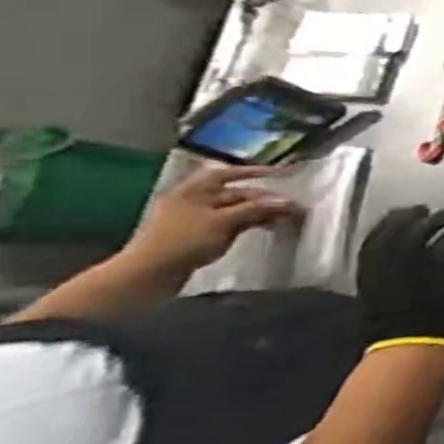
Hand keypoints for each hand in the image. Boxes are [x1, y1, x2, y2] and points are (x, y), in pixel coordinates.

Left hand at [120, 164, 300, 277]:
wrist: (151, 272)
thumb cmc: (184, 240)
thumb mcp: (222, 222)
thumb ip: (254, 210)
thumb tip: (286, 202)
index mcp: (192, 191)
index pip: (225, 174)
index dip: (252, 171)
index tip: (279, 174)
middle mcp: (194, 201)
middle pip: (235, 194)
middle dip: (264, 198)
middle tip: (292, 206)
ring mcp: (197, 219)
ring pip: (236, 210)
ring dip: (260, 212)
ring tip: (284, 218)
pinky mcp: (201, 235)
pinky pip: (232, 223)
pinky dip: (250, 223)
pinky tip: (266, 227)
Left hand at [356, 206, 443, 346]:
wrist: (408, 345)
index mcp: (439, 258)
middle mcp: (410, 252)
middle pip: (422, 225)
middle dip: (436, 218)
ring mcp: (385, 259)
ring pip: (394, 227)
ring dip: (406, 217)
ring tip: (417, 213)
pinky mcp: (368, 268)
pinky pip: (373, 240)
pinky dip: (382, 229)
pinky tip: (390, 226)